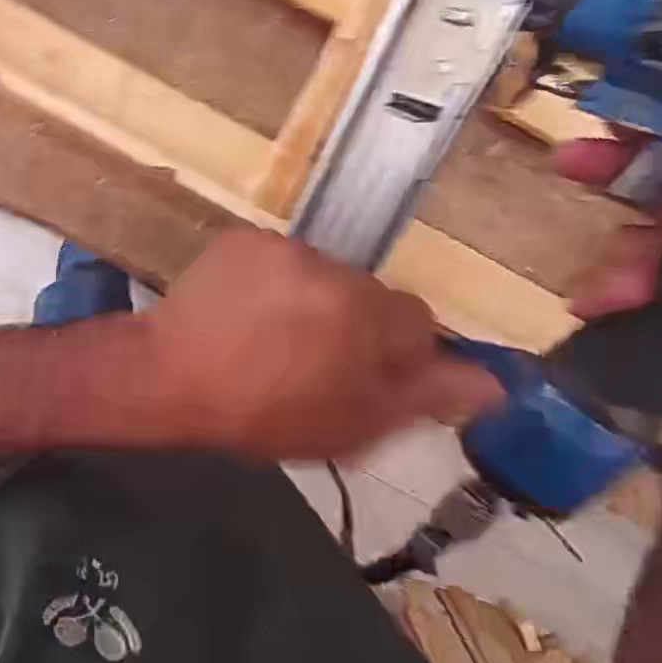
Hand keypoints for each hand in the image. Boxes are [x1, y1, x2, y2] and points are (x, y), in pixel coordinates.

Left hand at [144, 228, 500, 460]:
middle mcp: (331, 268)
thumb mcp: (351, 424)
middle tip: (309, 359)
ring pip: (323, 274)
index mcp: (365, 313)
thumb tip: (493, 382)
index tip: (360, 373)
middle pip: (368, 293)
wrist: (168, 377)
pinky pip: (279, 259)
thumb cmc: (261, 414)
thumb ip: (424, 395)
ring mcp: (282, 246)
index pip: (417, 322)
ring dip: (312, 300)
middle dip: (353, 324)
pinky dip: (273, 282)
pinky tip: (246, 312)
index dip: (393, 352)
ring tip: (270, 335)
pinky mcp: (244, 237)